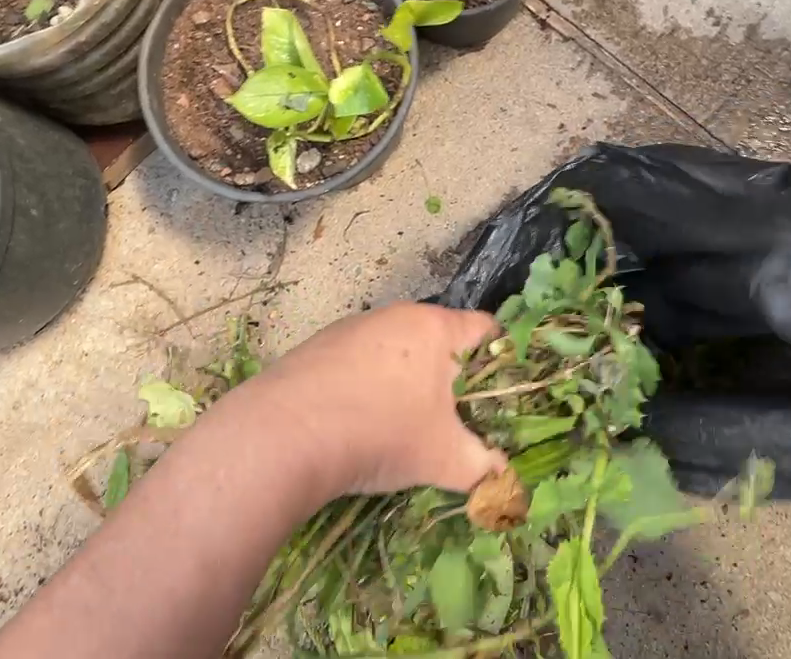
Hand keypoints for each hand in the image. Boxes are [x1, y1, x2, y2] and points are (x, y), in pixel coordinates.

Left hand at [228, 302, 506, 496]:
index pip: (486, 328)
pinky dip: (369, 385)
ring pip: (398, 349)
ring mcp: (354, 327)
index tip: (505, 392)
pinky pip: (361, 361)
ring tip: (403, 424)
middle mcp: (396, 315)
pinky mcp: (319, 346)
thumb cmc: (381, 432)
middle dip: (452, 377)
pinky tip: (357, 421)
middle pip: (440, 339)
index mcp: (435, 328)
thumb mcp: (445, 458)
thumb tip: (502, 477)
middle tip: (457, 417)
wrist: (285, 434)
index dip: (504, 358)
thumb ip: (483, 466)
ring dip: (408, 380)